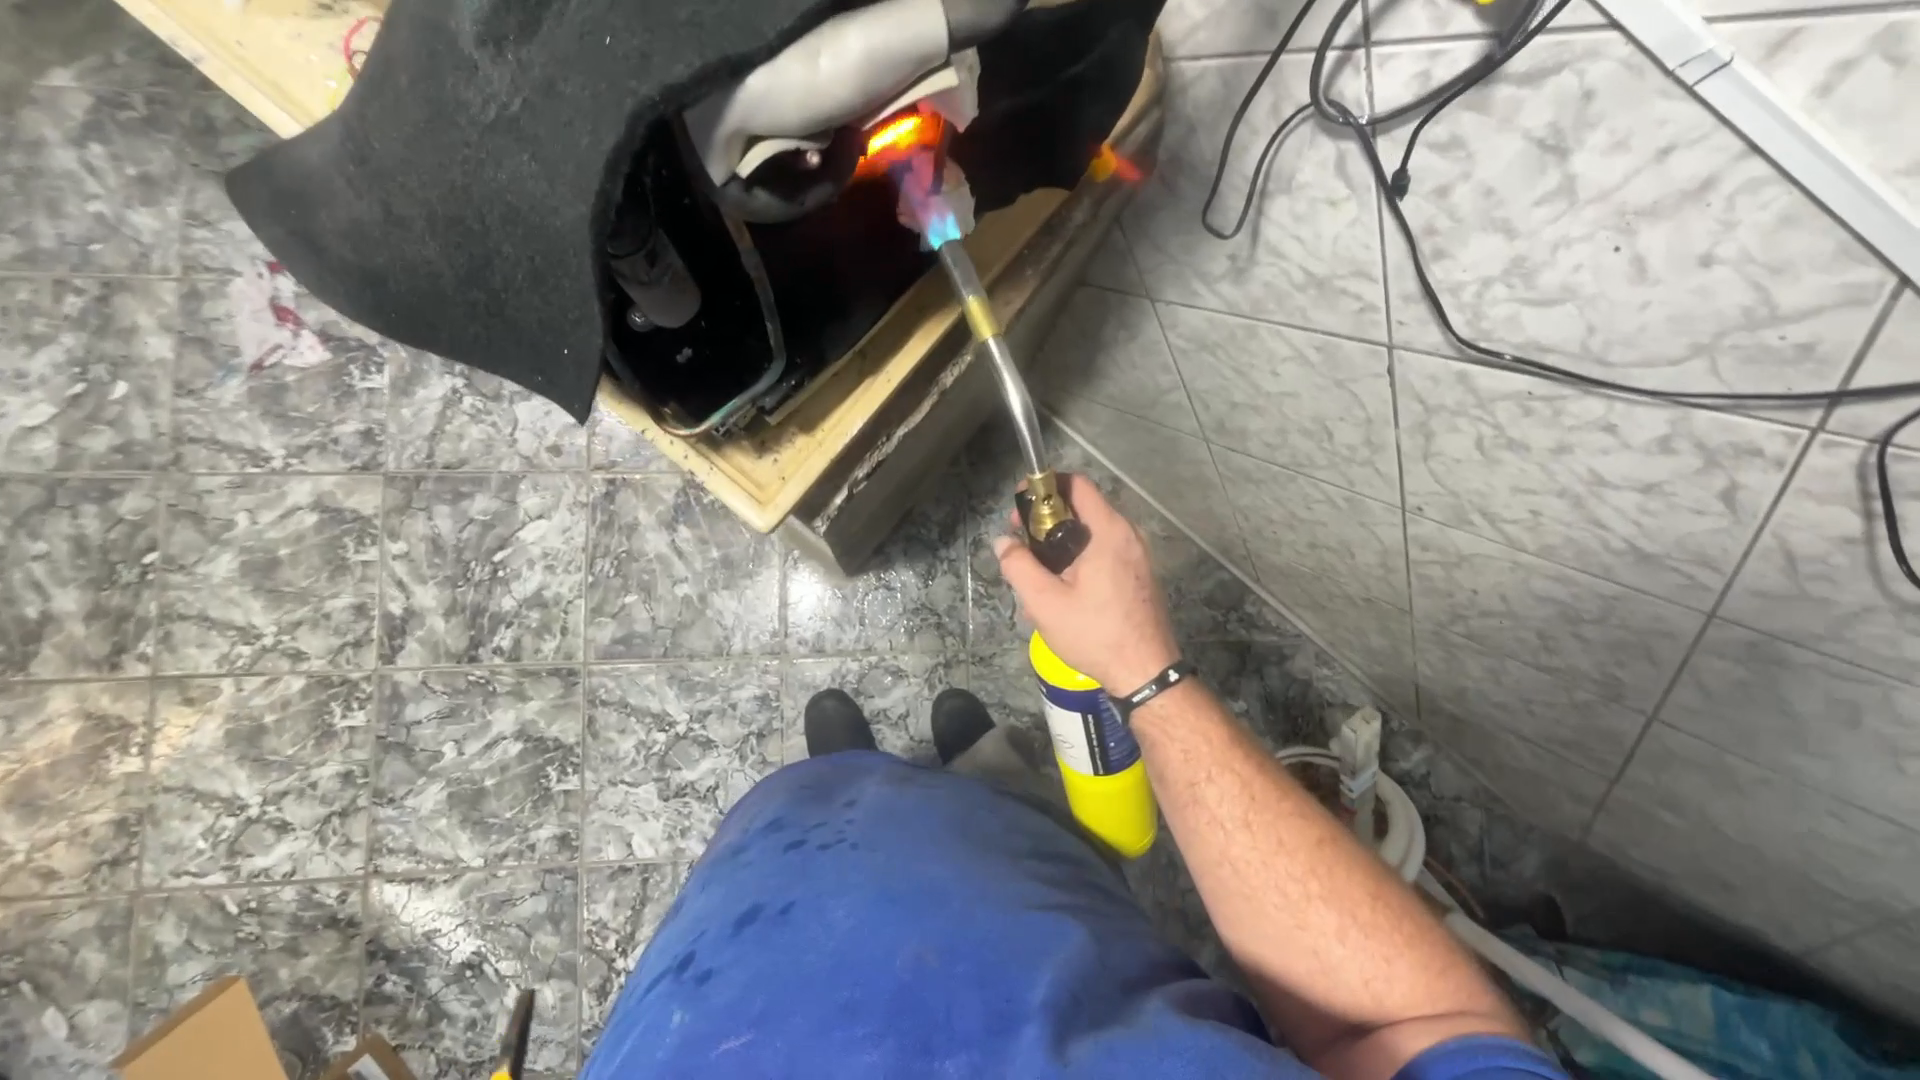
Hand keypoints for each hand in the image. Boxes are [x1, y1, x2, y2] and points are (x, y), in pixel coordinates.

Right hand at [992, 476, 1180, 693]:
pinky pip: (1105, 551)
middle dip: (1047, 520)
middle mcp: (1128, 535)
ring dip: (1062, 543)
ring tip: (1037, 570)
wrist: (1145, 672)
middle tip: (1021, 542)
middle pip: (1083, 508)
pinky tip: (1063, 587)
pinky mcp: (1140, 575)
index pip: (1076, 484)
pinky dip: (1081, 557)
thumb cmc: (1095, 634)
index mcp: (1108, 531)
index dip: (1044, 487)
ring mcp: (1138, 555)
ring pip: (1092, 533)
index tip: (1020, 507)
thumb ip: (1019, 566)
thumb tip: (1003, 542)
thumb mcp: (1045, 602)